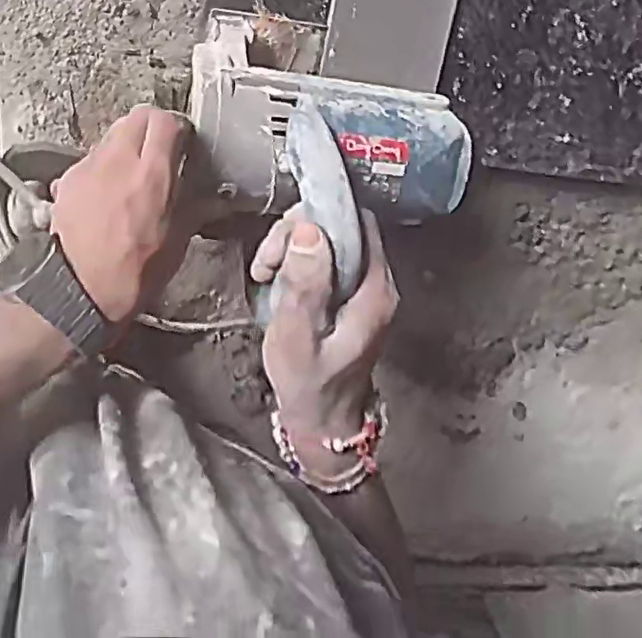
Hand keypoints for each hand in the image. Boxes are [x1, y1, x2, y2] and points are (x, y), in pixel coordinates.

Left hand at [49, 105, 193, 322]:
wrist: (79, 290)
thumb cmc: (129, 274)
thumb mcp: (175, 242)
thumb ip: (194, 208)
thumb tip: (213, 199)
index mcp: (151, 176)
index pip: (166, 121)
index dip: (178, 128)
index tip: (182, 142)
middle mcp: (118, 162)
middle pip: (137, 117)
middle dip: (152, 128)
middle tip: (160, 150)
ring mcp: (89, 168)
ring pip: (112, 134)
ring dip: (127, 144)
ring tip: (134, 172)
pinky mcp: (69, 178)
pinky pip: (92, 157)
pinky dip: (104, 165)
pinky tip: (109, 191)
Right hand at [252, 206, 397, 473]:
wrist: (322, 421)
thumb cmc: (308, 383)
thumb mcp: (297, 336)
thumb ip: (305, 284)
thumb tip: (308, 230)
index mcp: (374, 291)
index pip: (356, 223)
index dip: (318, 219)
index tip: (283, 240)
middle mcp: (376, 283)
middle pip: (339, 228)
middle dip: (296, 234)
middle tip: (268, 264)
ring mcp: (363, 288)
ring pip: (326, 240)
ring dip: (289, 247)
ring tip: (266, 275)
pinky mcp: (347, 293)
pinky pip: (321, 257)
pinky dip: (294, 260)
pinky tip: (274, 280)